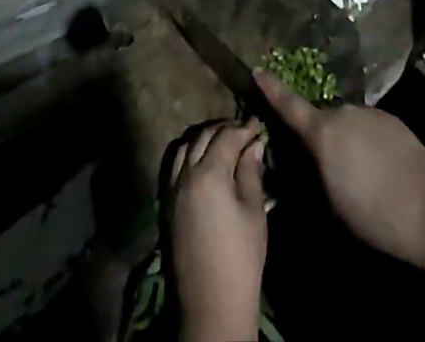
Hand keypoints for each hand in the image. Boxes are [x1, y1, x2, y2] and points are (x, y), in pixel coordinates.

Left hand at [167, 119, 267, 341]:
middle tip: (244, 131)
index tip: (259, 123)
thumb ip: (251, 171)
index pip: (227, 136)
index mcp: (208, 174)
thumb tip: (254, 144)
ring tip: (223, 143)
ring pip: (184, 147)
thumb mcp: (253, 210)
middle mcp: (184, 175)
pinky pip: (174, 166)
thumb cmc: (241, 255)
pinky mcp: (165, 204)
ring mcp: (170, 190)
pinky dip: (188, 154)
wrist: (211, 302)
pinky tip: (203, 162)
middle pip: (202, 136)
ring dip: (203, 139)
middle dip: (224, 129)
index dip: (244, 127)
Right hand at [255, 68, 424, 264]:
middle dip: (320, 136)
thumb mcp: (331, 198)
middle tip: (324, 166)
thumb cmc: (371, 211)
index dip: (272, 89)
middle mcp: (345, 113)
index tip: (258, 70)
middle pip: (323, 119)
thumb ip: (318, 168)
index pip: (290, 105)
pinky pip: (369, 127)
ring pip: (348, 124)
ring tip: (357, 174)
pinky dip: (366, 142)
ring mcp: (371, 113)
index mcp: (323, 132)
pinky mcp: (393, 119)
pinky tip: (379, 167)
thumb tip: (317, 157)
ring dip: (346, 140)